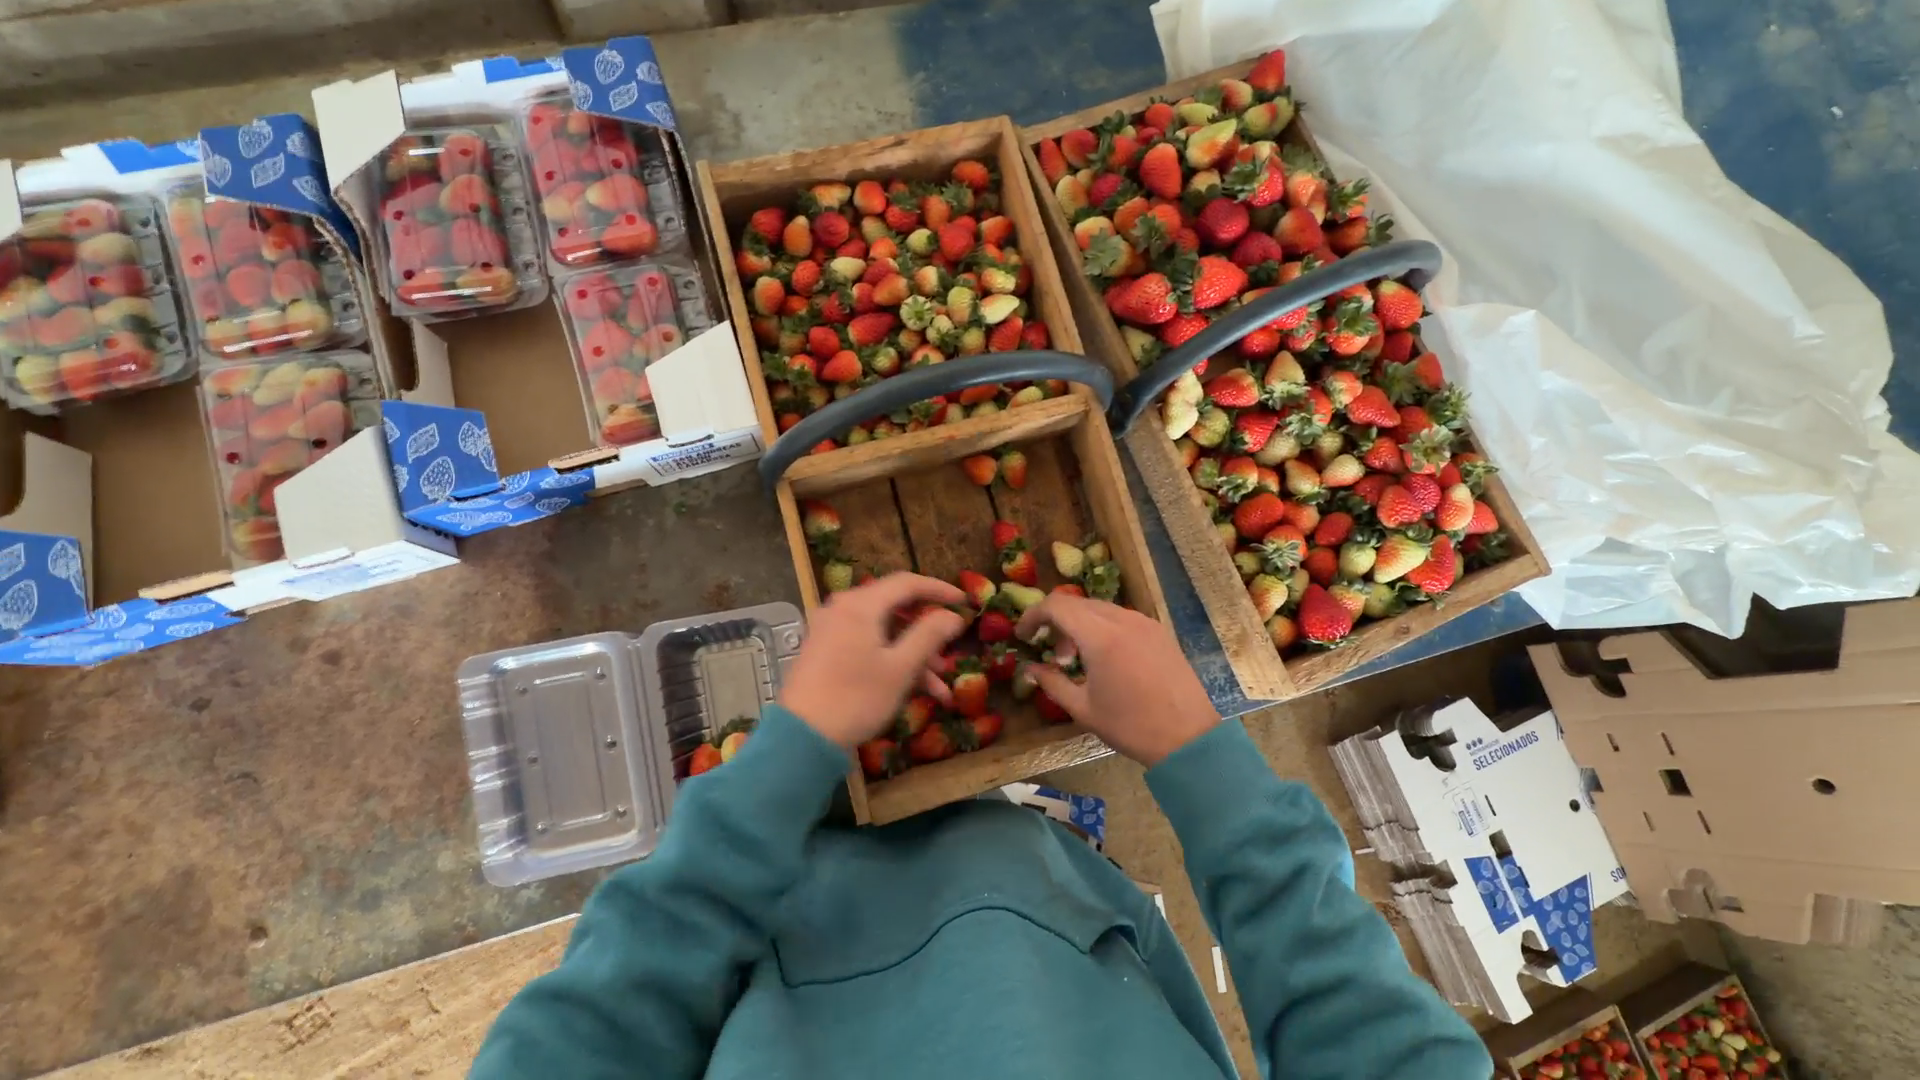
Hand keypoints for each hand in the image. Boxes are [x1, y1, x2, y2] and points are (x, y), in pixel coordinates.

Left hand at [781, 573, 968, 749]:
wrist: (803, 737)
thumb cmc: (856, 699)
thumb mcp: (900, 668)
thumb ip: (929, 635)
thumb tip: (953, 615)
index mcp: (860, 605)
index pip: (907, 583)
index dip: (939, 589)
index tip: (965, 602)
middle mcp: (842, 608)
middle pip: (895, 607)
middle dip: (927, 630)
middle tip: (952, 646)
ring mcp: (831, 630)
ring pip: (883, 632)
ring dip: (913, 654)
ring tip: (939, 687)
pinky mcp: (825, 651)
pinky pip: (867, 645)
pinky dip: (891, 661)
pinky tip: (917, 691)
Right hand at [1015, 594, 1218, 766]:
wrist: (1189, 738)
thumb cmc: (1131, 726)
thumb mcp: (1083, 708)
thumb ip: (1052, 683)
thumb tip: (1030, 669)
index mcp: (1100, 635)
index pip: (1056, 605)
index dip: (1033, 616)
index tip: (1023, 635)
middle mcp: (1122, 619)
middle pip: (1077, 603)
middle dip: (1056, 621)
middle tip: (1050, 652)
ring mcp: (1145, 623)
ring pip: (1100, 609)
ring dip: (1080, 624)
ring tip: (1076, 659)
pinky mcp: (1159, 632)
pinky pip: (1121, 618)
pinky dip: (1103, 628)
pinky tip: (1105, 658)